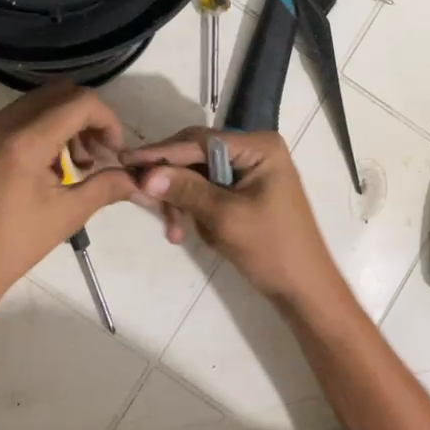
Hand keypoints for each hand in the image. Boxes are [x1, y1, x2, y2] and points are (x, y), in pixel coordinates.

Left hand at [0, 84, 136, 322]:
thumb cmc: (14, 246)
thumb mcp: (68, 215)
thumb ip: (106, 187)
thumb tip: (137, 179)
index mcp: (25, 142)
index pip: (80, 103)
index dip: (107, 120)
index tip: (114, 151)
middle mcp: (2, 123)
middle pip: (59, 94)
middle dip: (87, 118)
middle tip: (97, 154)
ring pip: (38, 102)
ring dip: (65, 122)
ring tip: (74, 165)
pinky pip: (18, 116)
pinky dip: (41, 128)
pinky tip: (47, 166)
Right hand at [123, 129, 344, 306]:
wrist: (303, 289)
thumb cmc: (272, 249)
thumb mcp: (225, 218)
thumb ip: (186, 190)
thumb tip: (146, 174)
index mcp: (259, 146)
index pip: (199, 140)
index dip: (162, 152)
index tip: (126, 158)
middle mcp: (254, 150)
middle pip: (195, 154)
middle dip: (171, 180)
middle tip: (141, 196)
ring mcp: (249, 170)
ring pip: (197, 175)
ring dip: (181, 201)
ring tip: (174, 233)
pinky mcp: (244, 190)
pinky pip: (208, 190)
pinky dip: (194, 209)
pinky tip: (186, 232)